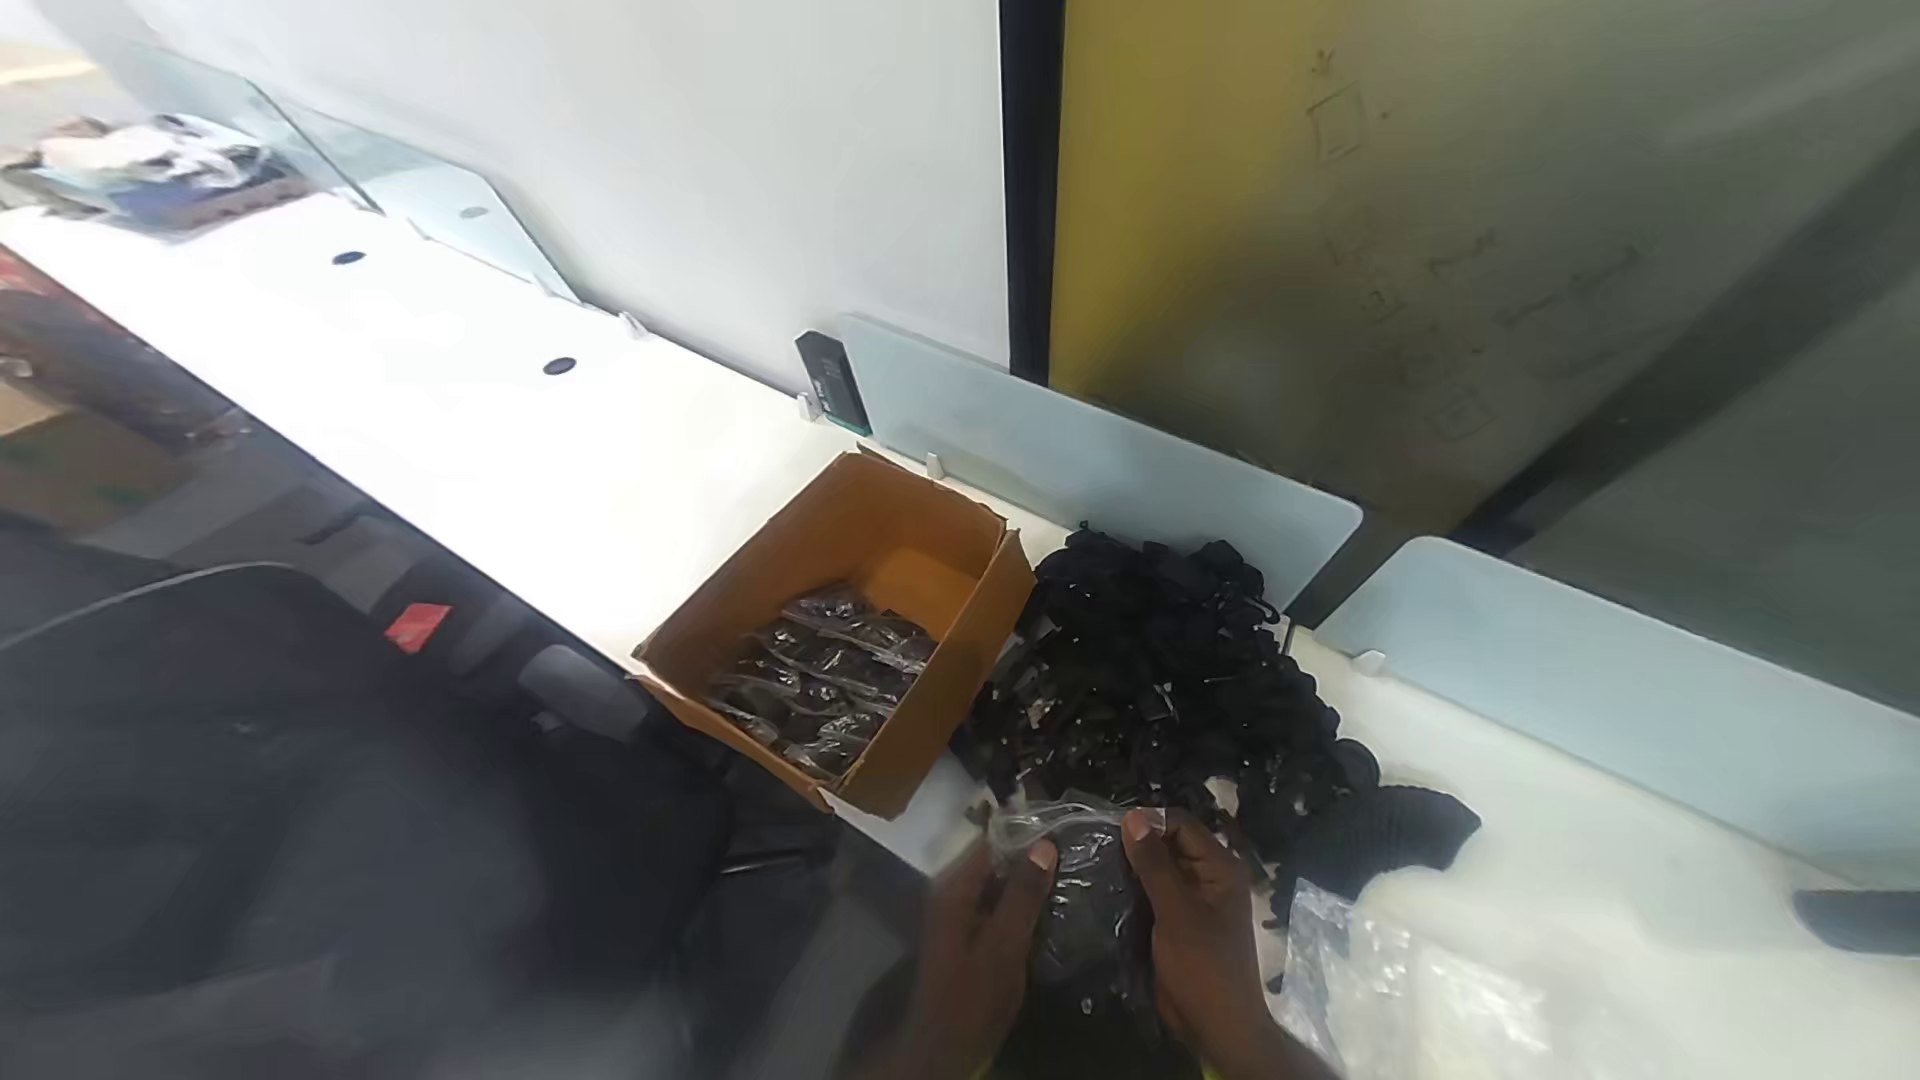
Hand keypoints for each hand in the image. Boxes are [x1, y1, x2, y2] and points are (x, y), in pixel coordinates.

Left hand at [862, 839, 1057, 1079]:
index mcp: (954, 888)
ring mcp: (956, 913)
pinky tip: (1044, 908)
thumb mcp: (1004, 946)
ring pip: (995, 883)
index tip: (1059, 830)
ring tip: (1064, 875)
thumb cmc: (972, 998)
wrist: (941, 1052)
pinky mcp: (965, 933)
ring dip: (1024, 882)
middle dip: (1028, 858)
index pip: (991, 842)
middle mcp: (951, 892)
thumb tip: (1045, 845)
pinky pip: (993, 904)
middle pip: (993, 861)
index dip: (1025, 835)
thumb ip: (1023, 895)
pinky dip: (1016, 902)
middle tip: (1068, 854)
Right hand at [1122, 809, 1331, 1079]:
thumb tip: (1131, 816)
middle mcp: (1207, 875)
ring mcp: (1192, 896)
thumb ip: (1154, 862)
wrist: (1214, 1029)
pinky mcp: (1175, 915)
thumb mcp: (1177, 911)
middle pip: (1168, 840)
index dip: (1149, 821)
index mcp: (1219, 867)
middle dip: (1138, 840)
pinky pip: (1153, 886)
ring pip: (1158, 863)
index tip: (1113, 827)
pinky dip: (1134, 881)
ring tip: (1100, 857)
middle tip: (1101, 842)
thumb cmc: (1203, 967)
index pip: (1180, 824)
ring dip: (1133, 861)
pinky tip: (1109, 880)